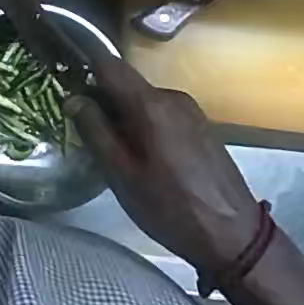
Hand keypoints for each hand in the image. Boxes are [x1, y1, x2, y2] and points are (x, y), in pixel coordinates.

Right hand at [68, 60, 264, 282]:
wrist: (238, 241)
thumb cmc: (173, 209)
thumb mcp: (123, 175)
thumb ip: (96, 131)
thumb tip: (74, 98)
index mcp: (151, 104)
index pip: (109, 65)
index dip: (84, 63)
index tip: (65, 72)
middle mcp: (172, 96)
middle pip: (126, 83)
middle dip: (102, 98)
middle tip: (82, 126)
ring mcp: (190, 110)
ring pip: (143, 100)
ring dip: (123, 113)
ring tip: (111, 147)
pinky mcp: (201, 125)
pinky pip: (161, 112)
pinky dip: (144, 123)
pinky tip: (141, 155)